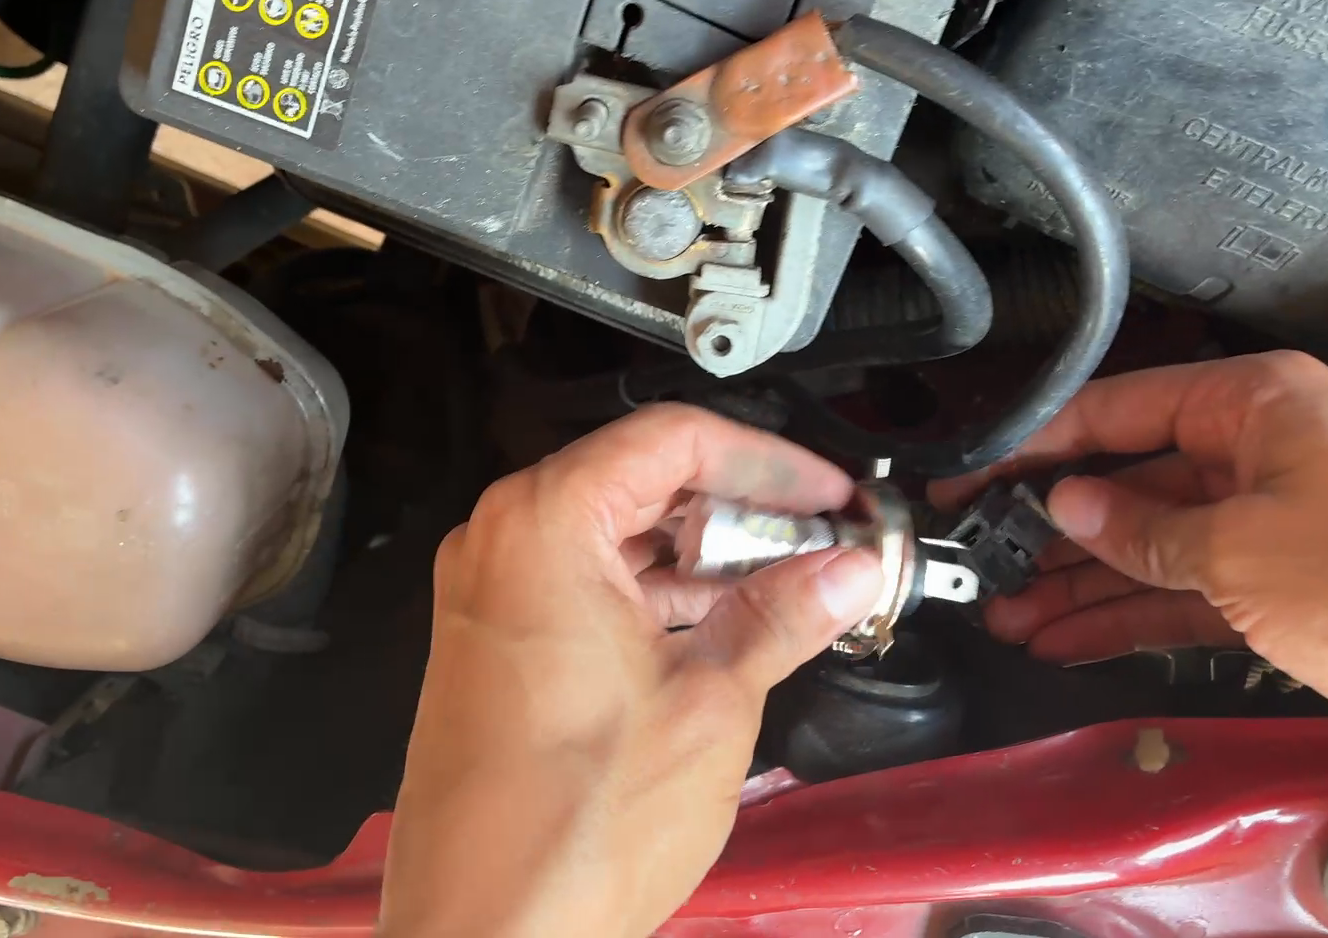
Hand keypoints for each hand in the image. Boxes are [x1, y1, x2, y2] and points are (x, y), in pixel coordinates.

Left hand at [378, 405, 885, 937]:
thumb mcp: (708, 702)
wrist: (481, 934)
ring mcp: (490, 582)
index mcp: (544, 521)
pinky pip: (584, 574)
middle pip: (640, 478)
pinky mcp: (494, 628)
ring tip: (780, 580)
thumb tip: (846, 568)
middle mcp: (502, 534)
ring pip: (614, 528)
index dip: (763, 458)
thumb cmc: (581, 819)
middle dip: (735, 504)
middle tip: (812, 538)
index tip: (824, 492)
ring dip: (697, 549)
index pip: (670, 439)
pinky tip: (715, 615)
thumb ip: (781, 614)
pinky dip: (651, 586)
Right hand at [933, 351, 1327, 861]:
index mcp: (1254, 408)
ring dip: (1075, 584)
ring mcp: (1266, 529)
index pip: (1111, 412)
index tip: (970, 477)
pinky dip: (1122, 617)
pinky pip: (1176, 594)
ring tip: (1005, 613)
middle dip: (1049, 529)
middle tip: (980, 556)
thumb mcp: (1239, 548)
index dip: (1031, 446)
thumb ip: (1136, 527)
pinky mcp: (1279, 594)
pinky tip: (1061, 639)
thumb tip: (1063, 506)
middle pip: (1123, 484)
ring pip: (1143, 547)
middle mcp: (1255, 457)